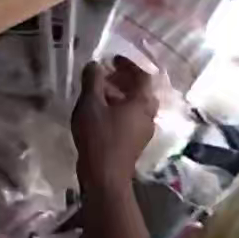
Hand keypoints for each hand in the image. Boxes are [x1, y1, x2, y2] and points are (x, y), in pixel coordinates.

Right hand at [72, 55, 158, 191]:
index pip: (142, 76)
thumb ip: (93, 80)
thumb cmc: (99, 137)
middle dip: (125, 80)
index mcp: (141, 103)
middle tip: (106, 75)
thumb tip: (95, 64)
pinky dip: (120, 109)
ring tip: (100, 93)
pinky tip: (101, 113)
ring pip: (136, 106)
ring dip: (121, 95)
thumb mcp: (90, 103)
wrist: (105, 177)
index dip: (128, 65)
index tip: (112, 60)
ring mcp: (143, 131)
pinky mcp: (135, 143)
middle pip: (141, 91)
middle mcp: (148, 115)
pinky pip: (131, 118)